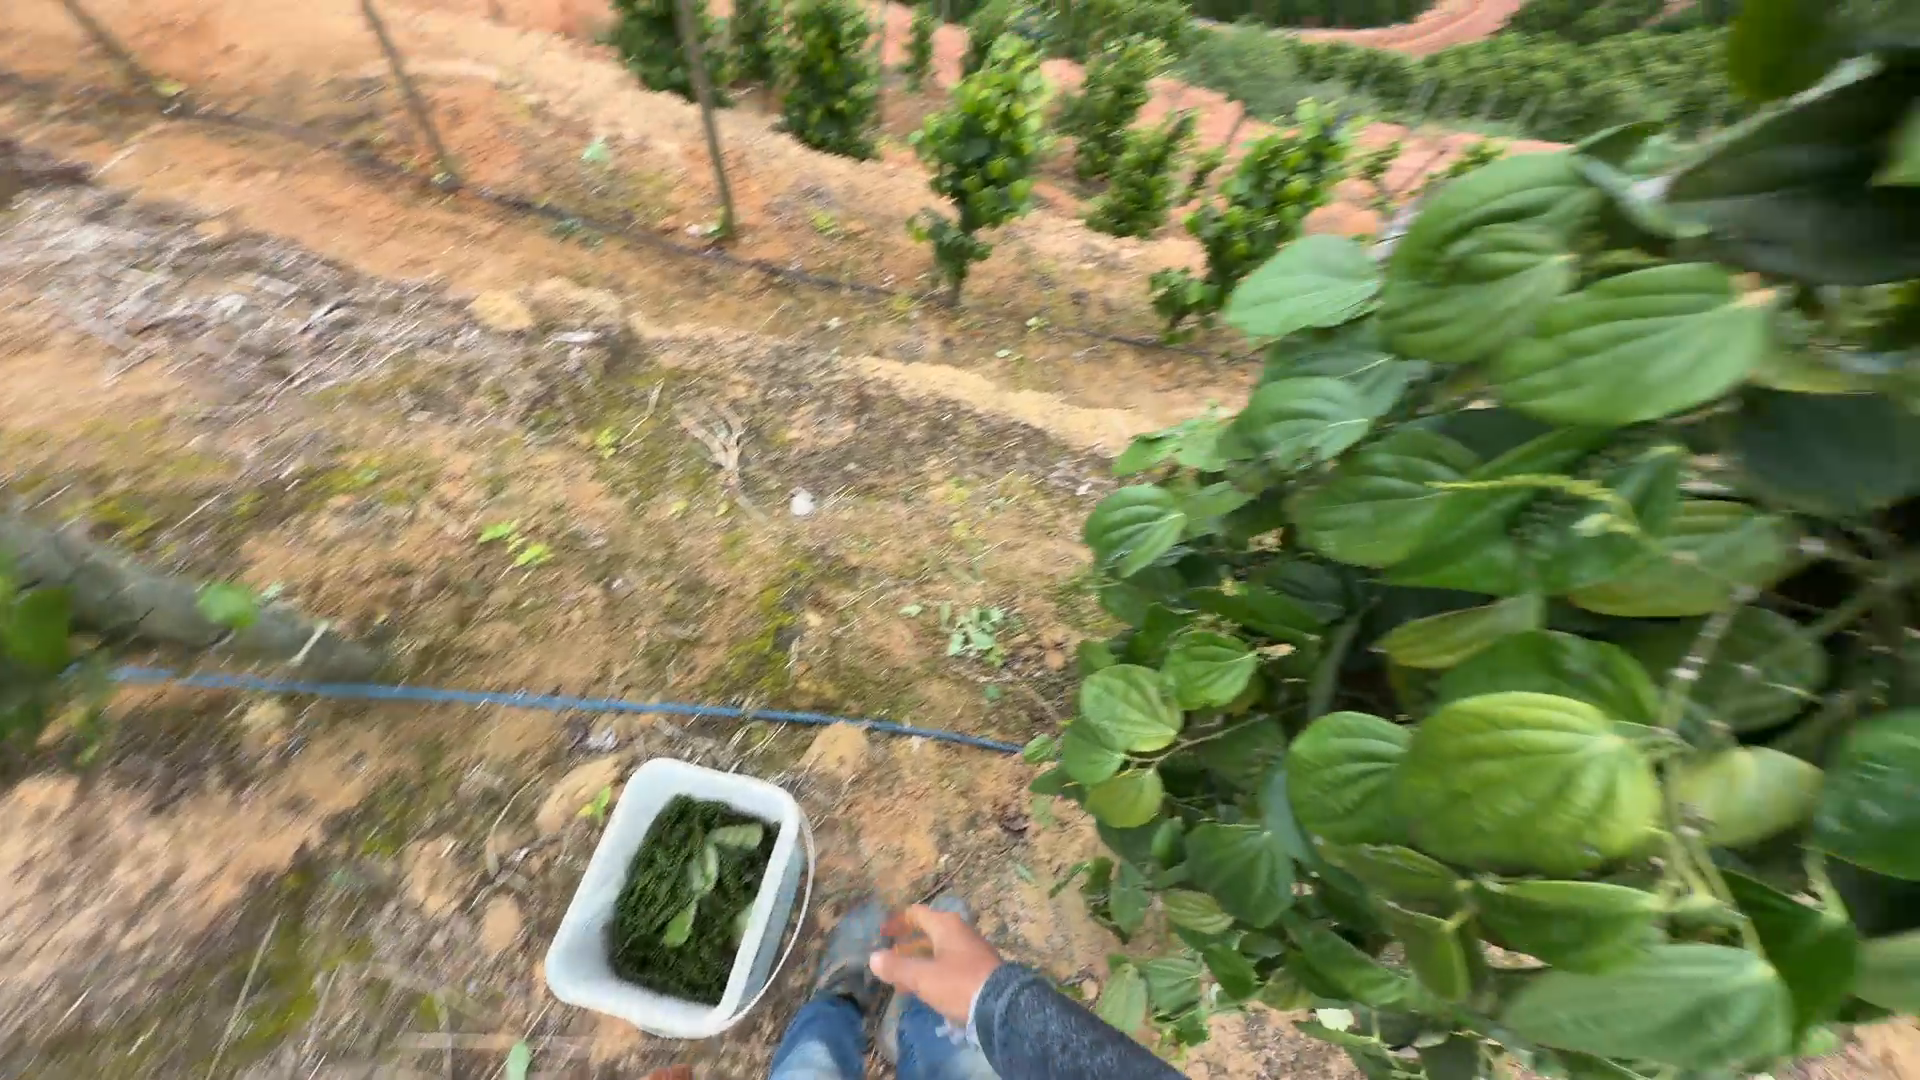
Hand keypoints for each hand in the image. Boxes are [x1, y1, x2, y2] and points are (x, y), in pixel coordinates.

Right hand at [868, 904, 1003, 1026]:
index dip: (896, 922)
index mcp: (945, 925)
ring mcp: (969, 948)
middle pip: (926, 932)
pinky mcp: (976, 967)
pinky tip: (923, 990)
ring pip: (936, 950)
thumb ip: (897, 967)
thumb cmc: (958, 983)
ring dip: (917, 961)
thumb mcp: (923, 977)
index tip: (881, 934)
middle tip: (887, 961)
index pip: (915, 913)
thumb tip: (873, 957)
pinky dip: (931, 971)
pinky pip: (947, 963)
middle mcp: (957, 930)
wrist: (1000, 1005)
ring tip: (899, 981)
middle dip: (905, 946)